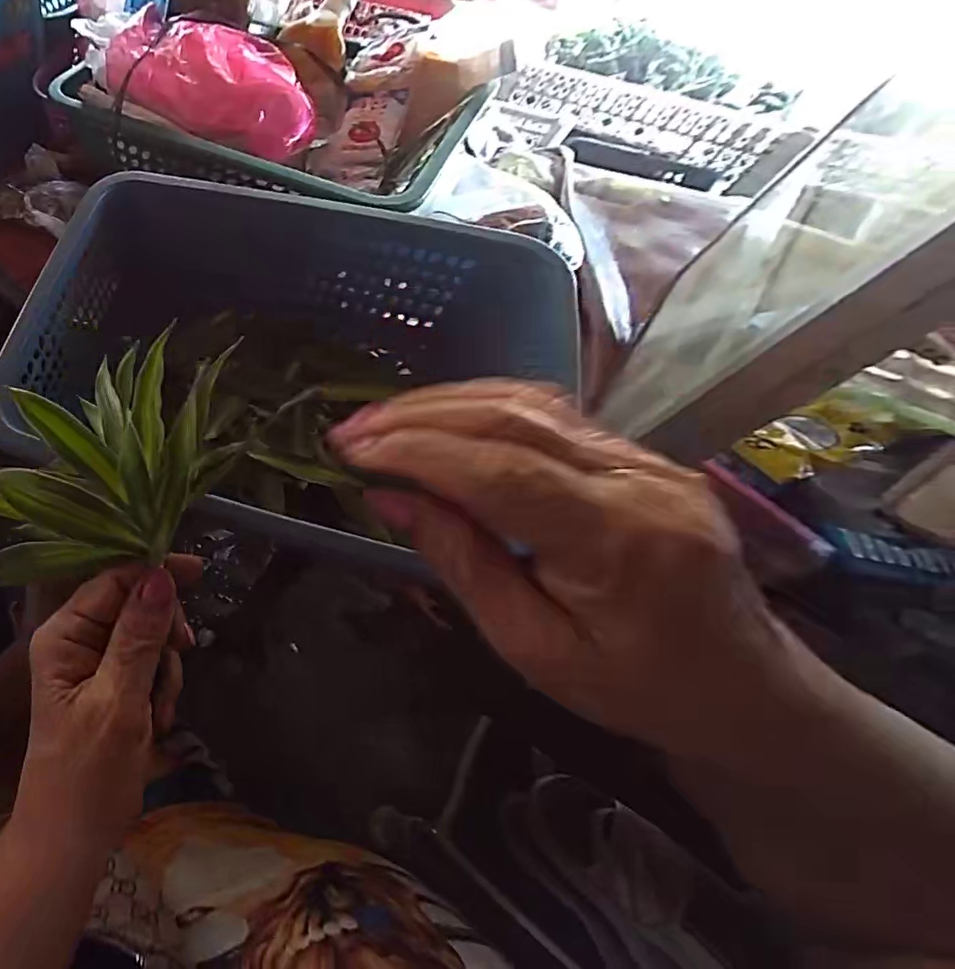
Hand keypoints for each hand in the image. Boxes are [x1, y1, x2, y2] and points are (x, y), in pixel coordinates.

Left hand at [16, 563, 188, 846]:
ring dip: (164, 669)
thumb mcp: (118, 702)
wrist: (72, 839)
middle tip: (182, 653)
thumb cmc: (87, 774)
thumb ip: (138, 638)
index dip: (151, 572)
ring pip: (146, 637)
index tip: (196, 572)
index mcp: (62, 634)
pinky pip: (147, 666)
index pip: (109, 582)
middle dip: (161, 633)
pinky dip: (161, 688)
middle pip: (132, 606)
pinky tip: (158, 720)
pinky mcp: (109, 687)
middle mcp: (73, 640)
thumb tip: (159, 576)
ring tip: (159, 711)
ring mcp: (91, 664)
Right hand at [329, 381, 808, 758]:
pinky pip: (545, 413)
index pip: (498, 471)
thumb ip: (459, 561)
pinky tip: (431, 416)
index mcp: (616, 539)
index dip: (414, 453)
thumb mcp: (528, 643)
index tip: (350, 452)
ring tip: (374, 419)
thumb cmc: (633, 686)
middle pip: (510, 421)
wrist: (751, 693)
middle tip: (346, 432)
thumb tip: (388, 498)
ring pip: (525, 403)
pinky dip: (473, 407)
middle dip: (414, 419)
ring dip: (438, 404)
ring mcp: (643, 461)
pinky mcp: (635, 457)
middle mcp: (638, 482)